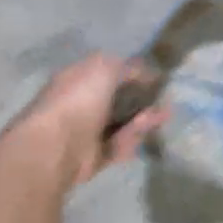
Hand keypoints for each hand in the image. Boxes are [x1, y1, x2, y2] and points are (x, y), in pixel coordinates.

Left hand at [13, 55, 168, 187]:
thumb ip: (128, 67)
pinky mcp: (97, 155)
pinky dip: (134, 138)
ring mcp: (88, 131)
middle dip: (144, 99)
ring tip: (164, 114)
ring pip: (124, 123)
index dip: (133, 73)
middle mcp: (82, 104)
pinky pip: (121, 145)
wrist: (57, 145)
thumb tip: (146, 70)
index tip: (157, 76)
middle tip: (165, 98)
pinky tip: (145, 131)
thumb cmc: (78, 100)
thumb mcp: (105, 68)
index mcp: (77, 79)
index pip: (109, 73)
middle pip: (119, 100)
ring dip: (144, 118)